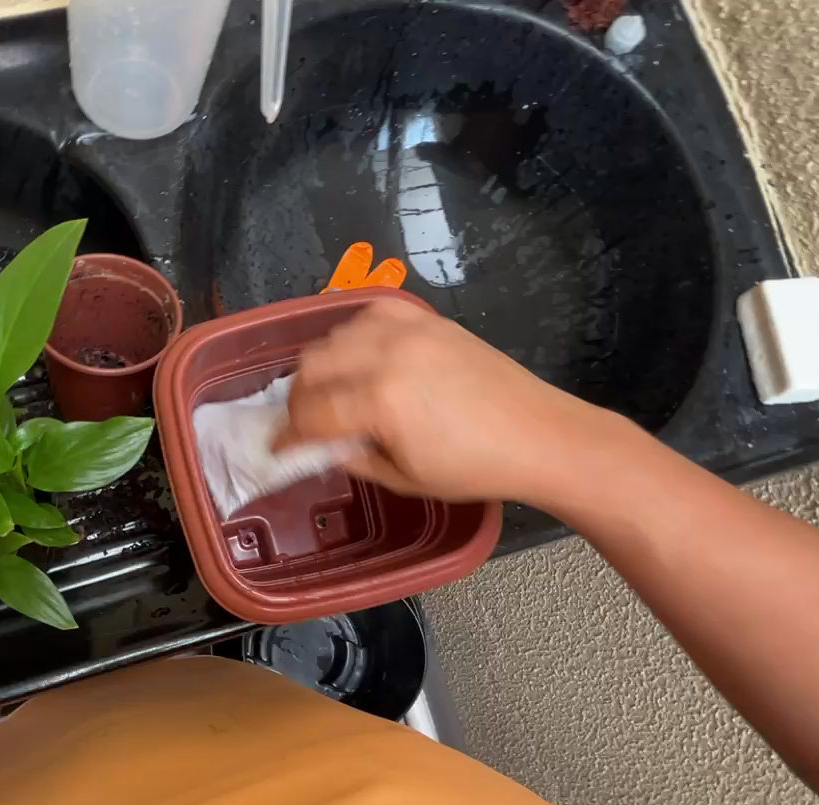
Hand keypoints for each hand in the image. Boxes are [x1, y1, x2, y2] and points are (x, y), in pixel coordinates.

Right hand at [278, 299, 633, 505]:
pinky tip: (363, 355)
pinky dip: (355, 334)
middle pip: (311, 365)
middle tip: (305, 422)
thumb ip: (351, 457)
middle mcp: (388, 355)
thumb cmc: (471, 469)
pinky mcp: (429, 320)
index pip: (310, 413)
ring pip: (335, 335)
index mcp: (380, 402)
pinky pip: (371, 311)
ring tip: (334, 390)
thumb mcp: (401, 478)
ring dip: (323, 365)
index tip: (278, 448)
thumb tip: (320, 446)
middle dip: (298, 398)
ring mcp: (410, 330)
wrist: (539, 435)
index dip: (287, 435)